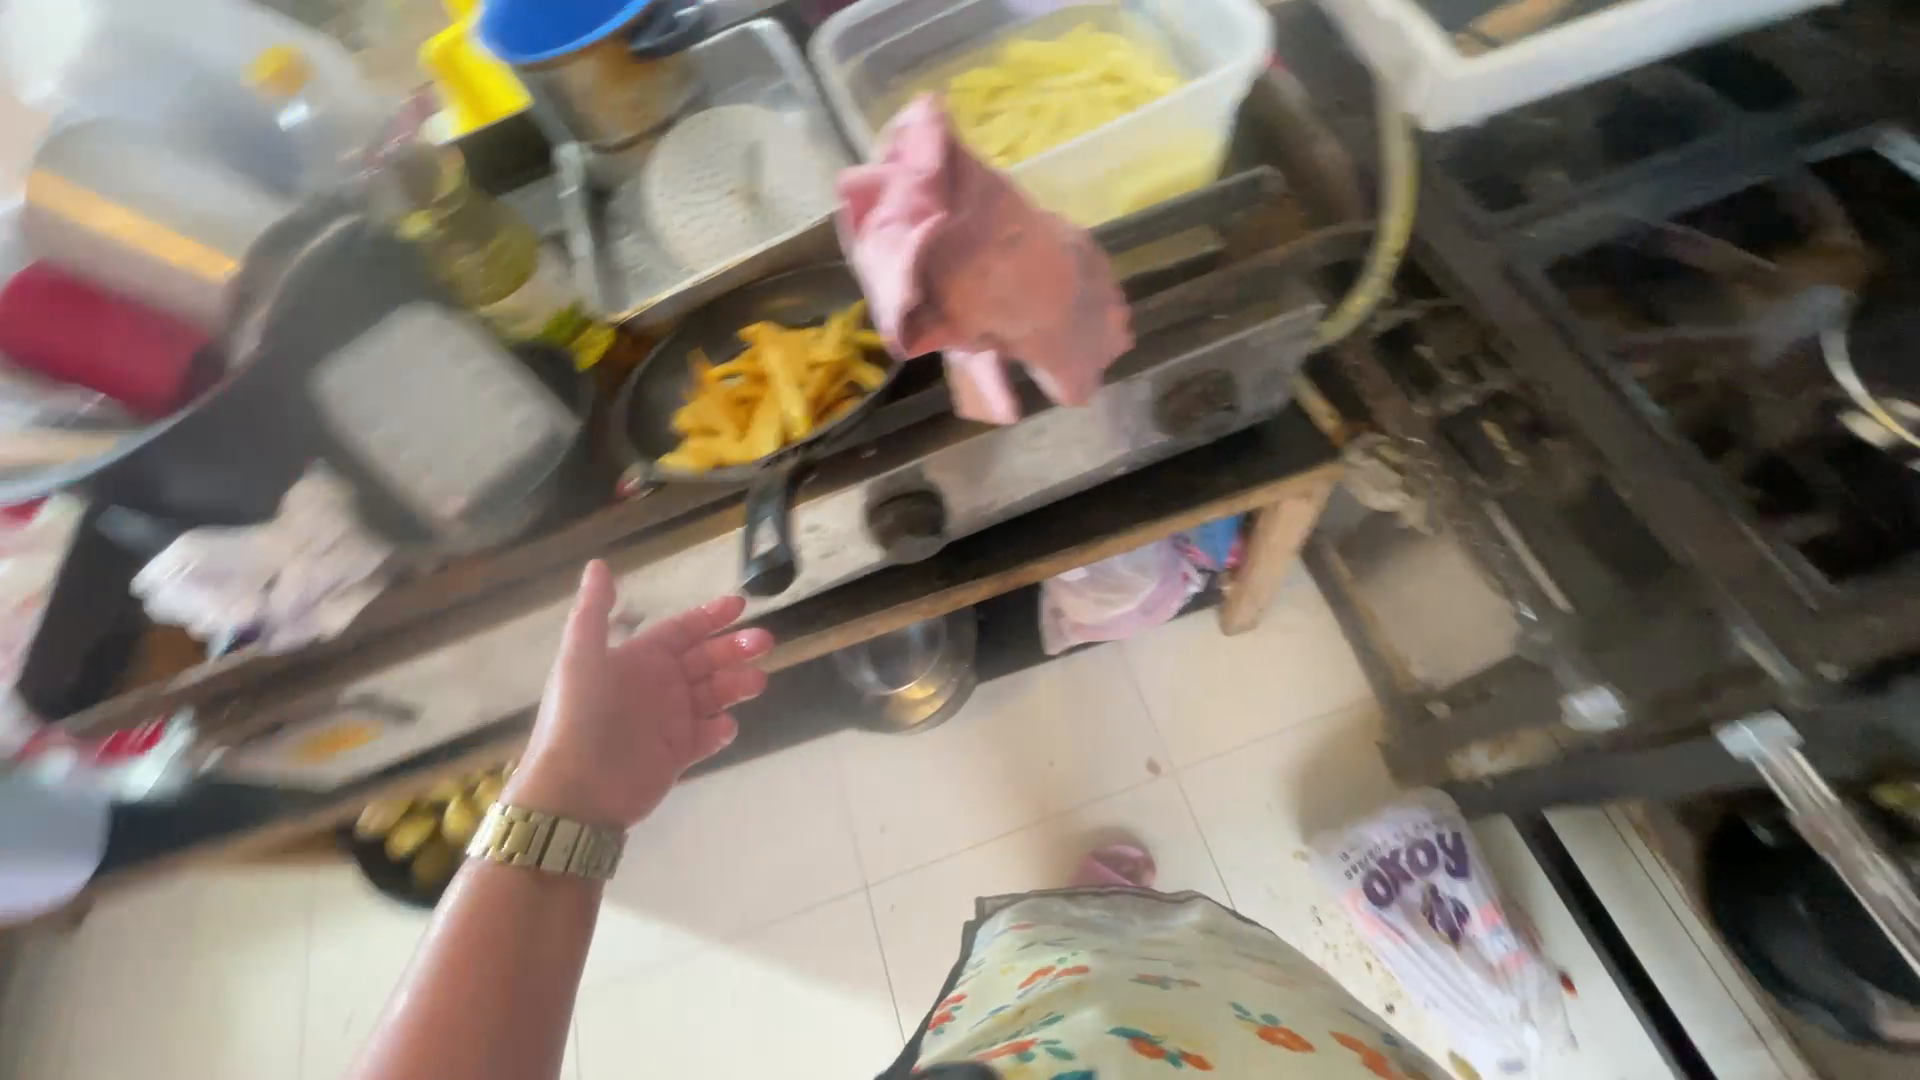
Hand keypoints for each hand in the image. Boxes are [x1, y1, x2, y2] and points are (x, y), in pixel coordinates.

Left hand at [503, 561, 774, 829]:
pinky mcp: (678, 754)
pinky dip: (720, 729)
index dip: (710, 616)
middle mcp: (657, 686)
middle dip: (736, 648)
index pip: (682, 630)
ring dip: (737, 684)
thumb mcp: (581, 658)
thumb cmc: (579, 717)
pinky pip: (708, 735)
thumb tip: (597, 564)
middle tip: (766, 642)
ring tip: (757, 683)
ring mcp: (669, 721)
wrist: (576, 790)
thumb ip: (594, 612)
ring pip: (714, 694)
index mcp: (638, 660)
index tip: (741, 605)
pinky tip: (725, 725)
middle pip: (706, 659)